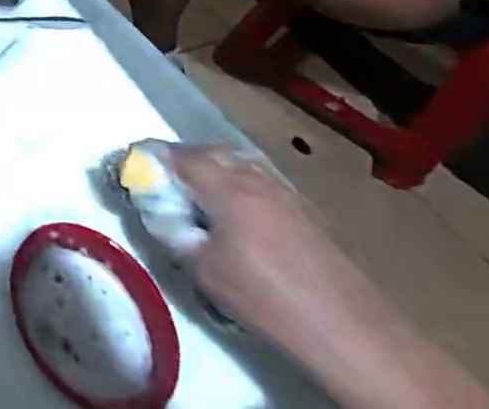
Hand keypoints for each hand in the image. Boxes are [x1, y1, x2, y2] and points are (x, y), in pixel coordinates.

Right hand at [166, 145, 383, 339]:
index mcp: (227, 188)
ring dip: (212, 167)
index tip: (131, 165)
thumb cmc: (268, 300)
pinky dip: (239, 182)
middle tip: (162, 179)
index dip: (149, 155)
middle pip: (210, 151)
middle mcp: (258, 181)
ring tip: (198, 192)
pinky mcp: (310, 215)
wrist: (357, 337)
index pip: (177, 154)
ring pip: (240, 163)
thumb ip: (171, 230)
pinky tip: (237, 211)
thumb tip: (154, 209)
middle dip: (181, 158)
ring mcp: (289, 195)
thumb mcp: (202, 269)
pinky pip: (262, 181)